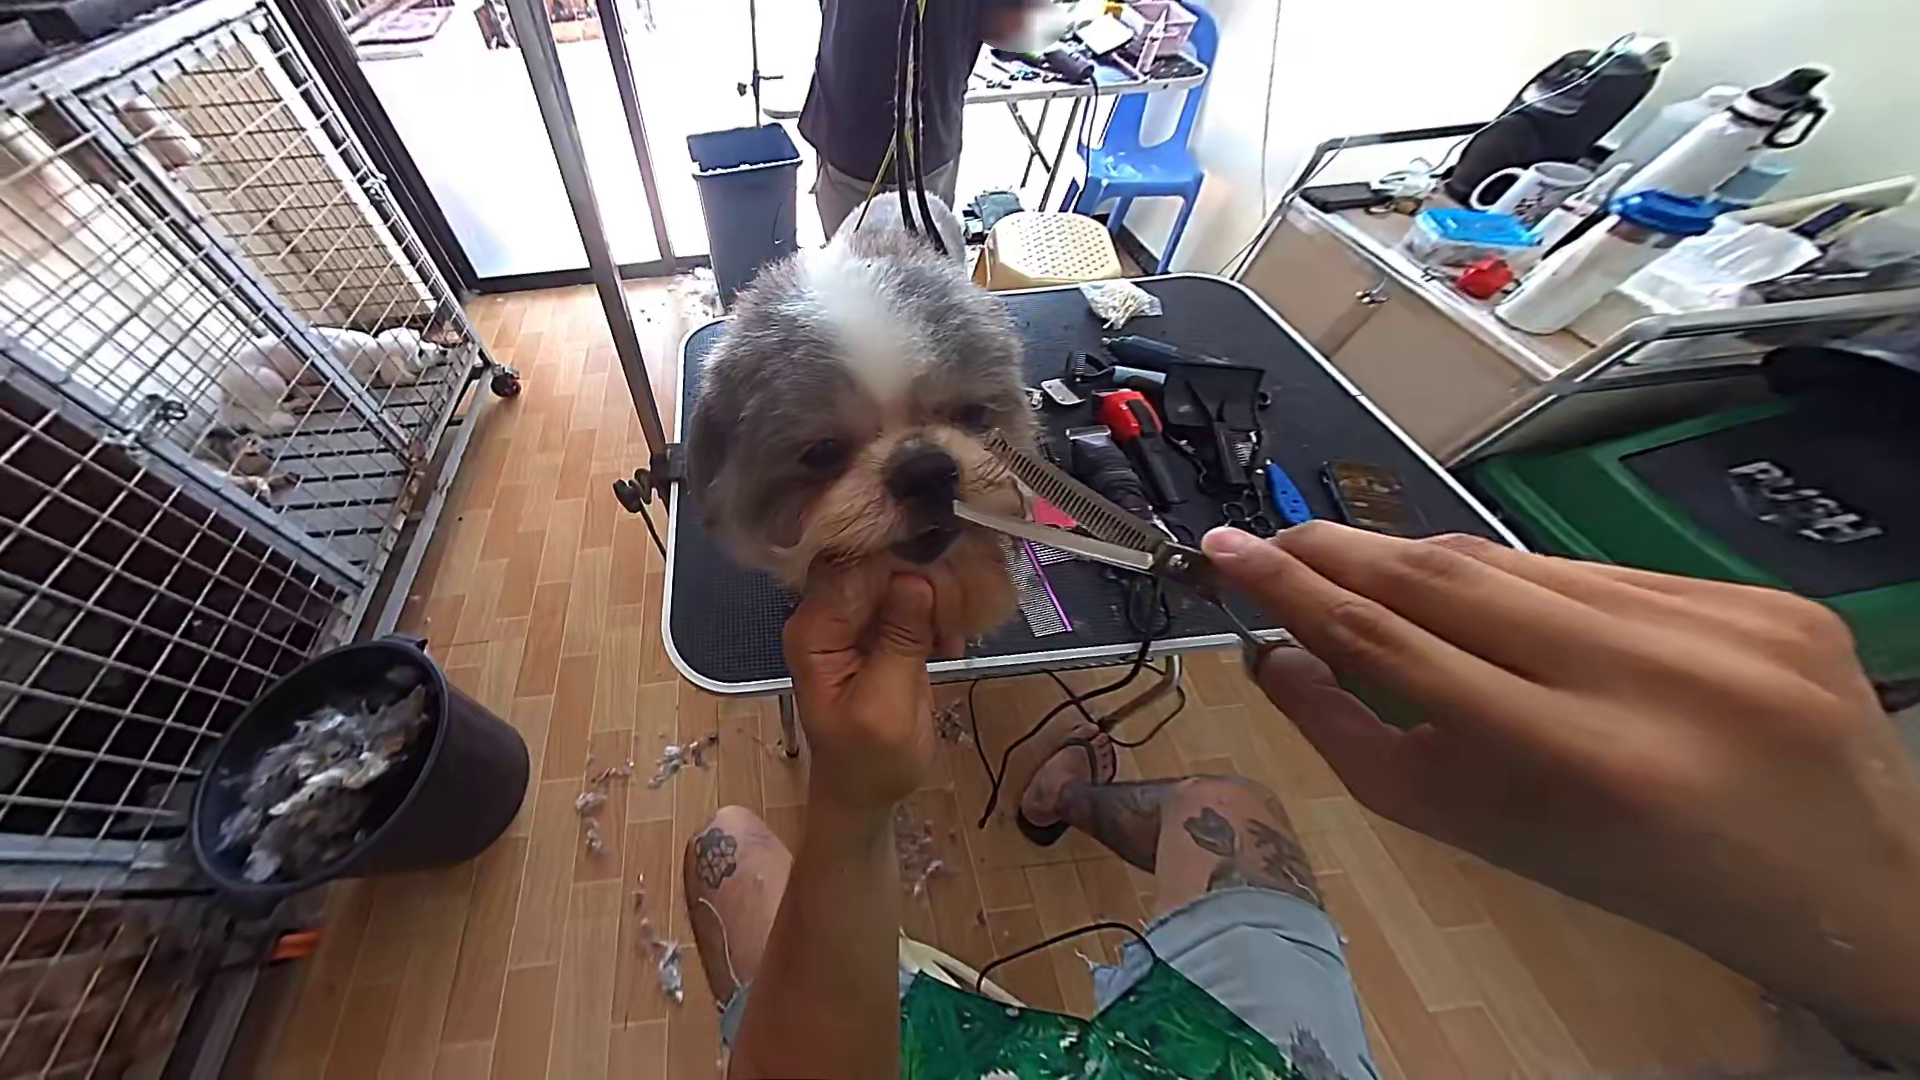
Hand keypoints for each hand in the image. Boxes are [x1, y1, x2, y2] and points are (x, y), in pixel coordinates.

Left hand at [783, 561, 938, 812]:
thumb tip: (916, 579)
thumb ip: (899, 641)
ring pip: (898, 578)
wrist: (867, 792)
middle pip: (876, 565)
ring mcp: (855, 621)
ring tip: (953, 634)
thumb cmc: (869, 760)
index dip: (897, 563)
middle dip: (921, 578)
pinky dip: (935, 614)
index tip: (940, 576)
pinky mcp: (879, 629)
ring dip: (934, 597)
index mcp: (815, 630)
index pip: (852, 568)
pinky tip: (950, 643)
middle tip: (957, 609)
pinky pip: (910, 601)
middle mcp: (829, 615)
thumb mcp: (886, 705)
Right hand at [1203, 522, 1919, 1053]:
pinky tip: (1488, 609)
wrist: (1837, 882)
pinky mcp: (1747, 595)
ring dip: (1405, 564)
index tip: (1224, 548)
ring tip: (1368, 582)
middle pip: (1433, 576)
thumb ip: (1336, 727)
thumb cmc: (1599, 860)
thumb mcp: (1443, 815)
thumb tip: (1268, 650)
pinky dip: (1492, 579)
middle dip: (1331, 549)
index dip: (1286, 585)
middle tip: (1271, 544)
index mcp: (1564, 756)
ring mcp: (1712, 624)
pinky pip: (1562, 566)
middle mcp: (1647, 676)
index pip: (1383, 637)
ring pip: (1492, 560)